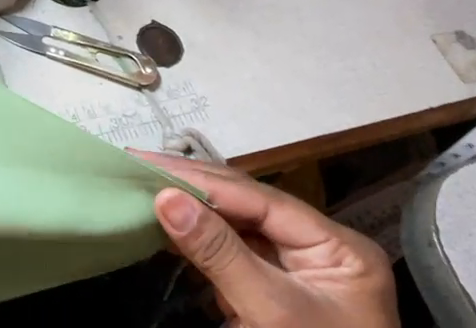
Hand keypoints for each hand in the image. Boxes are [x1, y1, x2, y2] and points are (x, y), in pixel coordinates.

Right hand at [134, 152, 396, 327]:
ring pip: (235, 226)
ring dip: (190, 210)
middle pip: (247, 206)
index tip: (147, 162)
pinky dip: (198, 242)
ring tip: (143, 187)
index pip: (259, 198)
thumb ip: (219, 252)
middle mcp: (319, 248)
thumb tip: (164, 196)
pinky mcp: (275, 292)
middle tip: (137, 165)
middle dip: (192, 189)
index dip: (202, 180)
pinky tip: (166, 226)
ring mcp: (298, 271)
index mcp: (338, 247)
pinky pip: (232, 253)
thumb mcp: (270, 312)